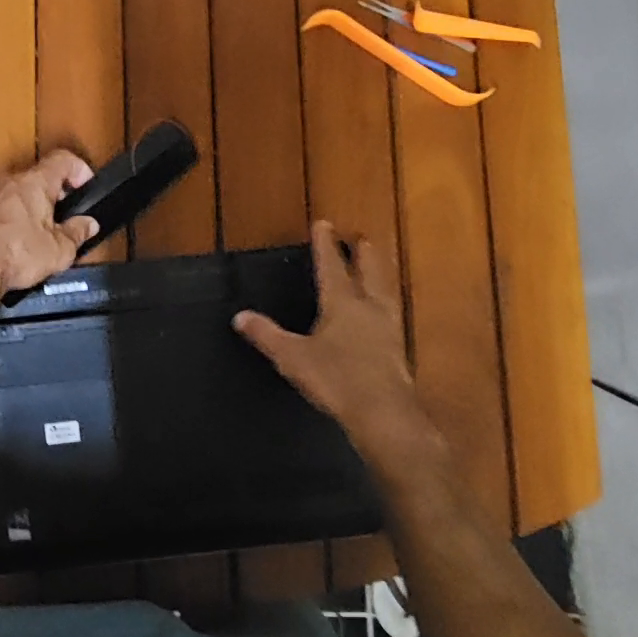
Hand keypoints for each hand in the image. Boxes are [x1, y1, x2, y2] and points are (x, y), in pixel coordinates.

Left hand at [0, 151, 99, 310]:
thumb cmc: (14, 254)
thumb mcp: (59, 249)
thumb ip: (77, 233)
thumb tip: (88, 224)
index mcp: (35, 182)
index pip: (63, 160)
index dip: (80, 170)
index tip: (87, 187)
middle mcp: (10, 182)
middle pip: (39, 176)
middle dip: (56, 195)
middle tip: (67, 218)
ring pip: (18, 193)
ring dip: (33, 208)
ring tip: (42, 235)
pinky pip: (0, 209)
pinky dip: (12, 220)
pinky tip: (17, 244)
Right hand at [234, 222, 439, 464]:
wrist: (383, 413)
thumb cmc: (336, 379)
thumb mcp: (292, 357)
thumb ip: (266, 335)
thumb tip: (240, 316)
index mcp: (342, 303)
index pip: (331, 266)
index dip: (326, 244)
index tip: (324, 223)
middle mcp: (368, 308)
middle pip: (369, 271)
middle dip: (363, 253)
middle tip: (360, 237)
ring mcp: (388, 328)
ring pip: (384, 291)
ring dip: (380, 274)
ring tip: (377, 266)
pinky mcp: (397, 349)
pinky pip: (390, 314)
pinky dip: (384, 304)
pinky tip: (383, 313)